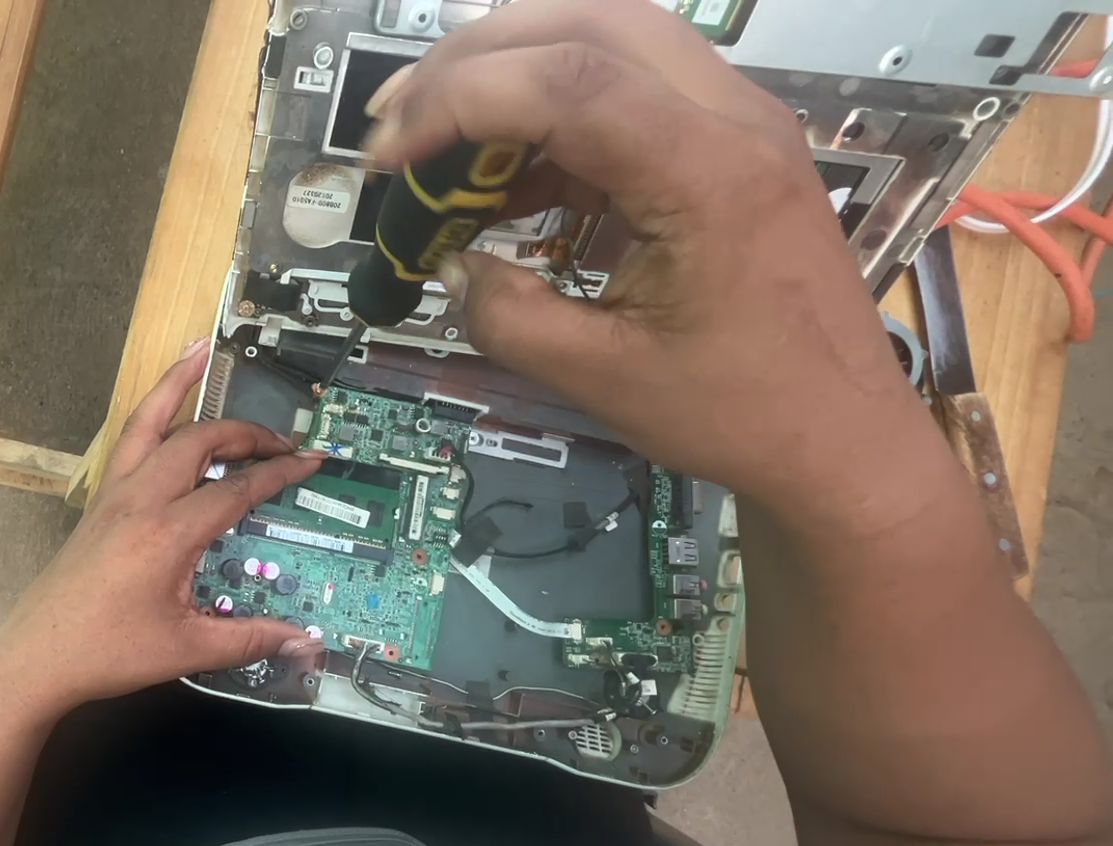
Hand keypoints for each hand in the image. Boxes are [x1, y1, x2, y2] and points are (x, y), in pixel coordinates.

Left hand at [0, 340, 325, 718]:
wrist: (36, 657)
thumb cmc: (107, 653)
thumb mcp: (186, 649)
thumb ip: (250, 639)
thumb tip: (305, 643)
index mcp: (167, 534)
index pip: (237, 489)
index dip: (279, 472)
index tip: (309, 460)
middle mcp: (139, 501)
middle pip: (199, 442)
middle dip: (245, 434)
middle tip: (279, 441)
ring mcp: (112, 495)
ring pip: (150, 422)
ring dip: (178, 386)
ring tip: (201, 352)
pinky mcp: (97, 502)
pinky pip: (127, 442)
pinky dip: (149, 413)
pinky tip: (160, 408)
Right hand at [365, 0, 943, 523]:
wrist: (833, 431)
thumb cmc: (730, 409)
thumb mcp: (597, 377)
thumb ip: (507, 317)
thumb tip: (451, 269)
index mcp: (706, 175)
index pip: (569, 85)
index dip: (459, 103)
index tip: (385, 156)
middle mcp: (729, 119)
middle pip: (590, 22)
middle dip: (474, 55)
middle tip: (395, 112)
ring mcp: (729, 125)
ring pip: (608, 40)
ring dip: (508, 70)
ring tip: (429, 129)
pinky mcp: (715, 150)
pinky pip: (619, 99)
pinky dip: (540, 123)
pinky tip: (494, 180)